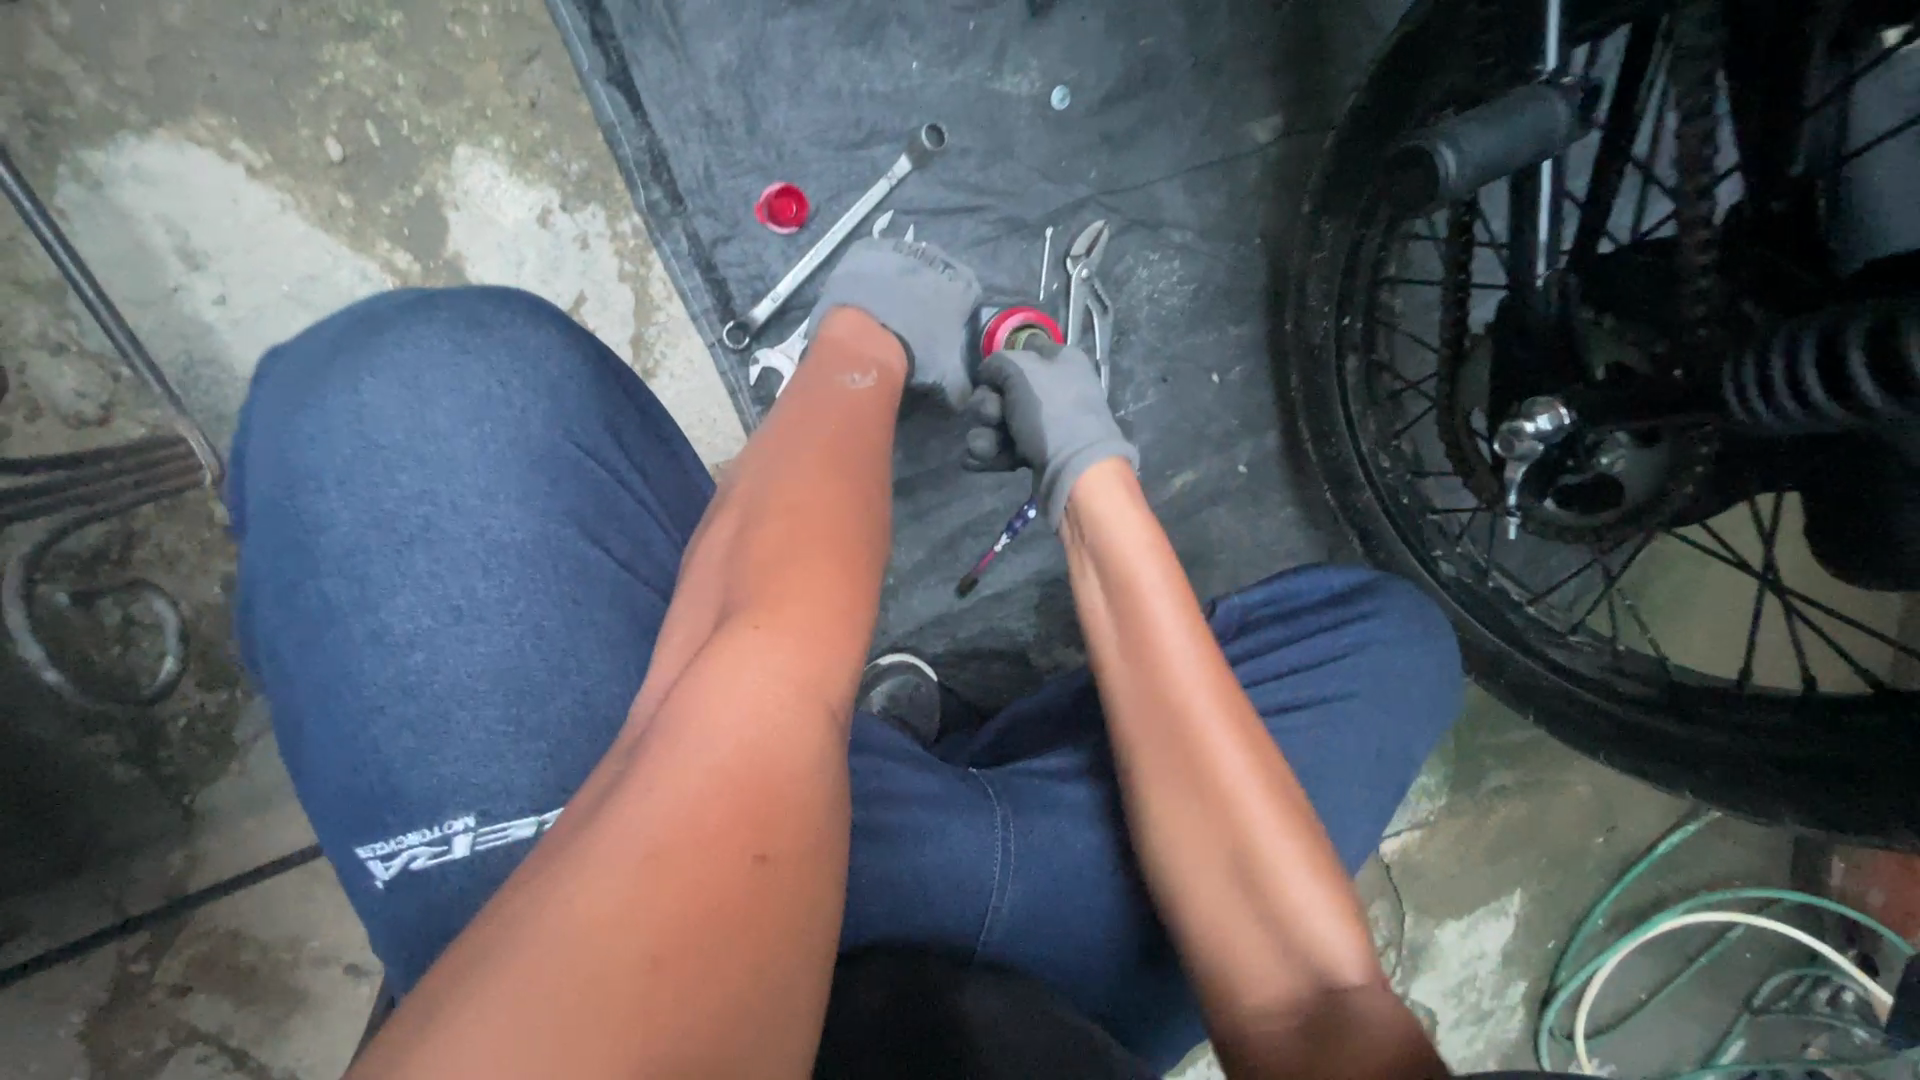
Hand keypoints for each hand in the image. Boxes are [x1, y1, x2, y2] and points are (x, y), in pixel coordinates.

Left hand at [808, 238, 980, 407]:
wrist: (866, 340)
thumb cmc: (916, 356)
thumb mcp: (950, 378)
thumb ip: (964, 382)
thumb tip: (967, 393)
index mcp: (964, 284)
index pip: (969, 294)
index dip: (956, 313)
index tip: (943, 331)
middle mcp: (936, 257)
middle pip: (935, 276)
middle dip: (926, 295)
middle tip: (911, 323)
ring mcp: (899, 248)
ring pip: (903, 264)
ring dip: (898, 282)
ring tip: (883, 311)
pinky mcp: (867, 247)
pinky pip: (872, 260)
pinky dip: (869, 275)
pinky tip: (863, 298)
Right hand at [963, 341, 1136, 526]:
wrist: (1075, 469)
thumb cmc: (1051, 411)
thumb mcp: (1021, 370)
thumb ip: (996, 362)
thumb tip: (988, 374)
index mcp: (1059, 361)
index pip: (1020, 352)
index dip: (998, 366)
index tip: (987, 379)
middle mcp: (1054, 389)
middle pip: (1003, 391)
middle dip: (987, 406)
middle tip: (993, 417)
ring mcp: (1045, 424)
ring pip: (999, 423)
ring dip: (985, 435)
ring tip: (986, 448)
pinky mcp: (1037, 453)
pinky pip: (1004, 448)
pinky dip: (990, 455)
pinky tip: (977, 461)